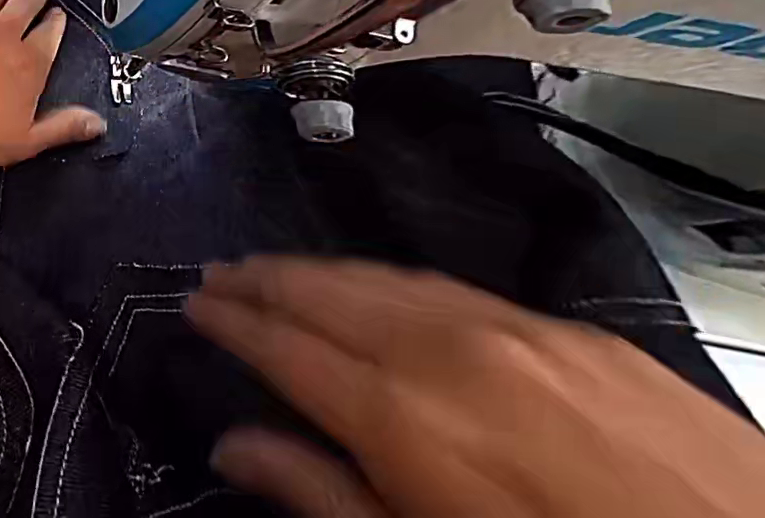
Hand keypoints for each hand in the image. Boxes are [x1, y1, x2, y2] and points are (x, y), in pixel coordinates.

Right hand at [185, 257, 764, 517]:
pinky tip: (373, 287)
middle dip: (261, 280)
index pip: (286, 346)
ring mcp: (515, 328)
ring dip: (317, 272)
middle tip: (217, 273)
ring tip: (273, 270)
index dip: (233, 321)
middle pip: (325, 294)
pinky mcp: (571, 330)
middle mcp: (448, 350)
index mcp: (406, 420)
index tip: (194, 301)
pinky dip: (386, 282)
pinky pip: (446, 288)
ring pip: (380, 278)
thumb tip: (232, 442)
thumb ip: (323, 496)